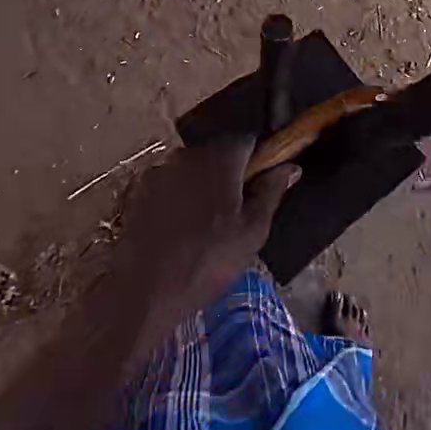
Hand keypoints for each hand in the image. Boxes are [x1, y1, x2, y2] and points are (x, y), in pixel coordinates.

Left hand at [111, 135, 299, 320]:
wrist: (144, 289)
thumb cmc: (208, 261)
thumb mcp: (251, 232)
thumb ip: (271, 192)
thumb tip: (291, 166)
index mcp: (219, 158)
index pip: (247, 140)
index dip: (259, 158)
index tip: (263, 183)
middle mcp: (187, 154)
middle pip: (217, 154)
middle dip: (230, 175)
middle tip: (236, 213)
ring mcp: (159, 169)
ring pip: (191, 169)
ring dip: (202, 186)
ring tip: (205, 226)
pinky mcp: (140, 189)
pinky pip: (169, 184)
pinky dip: (178, 197)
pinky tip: (179, 229)